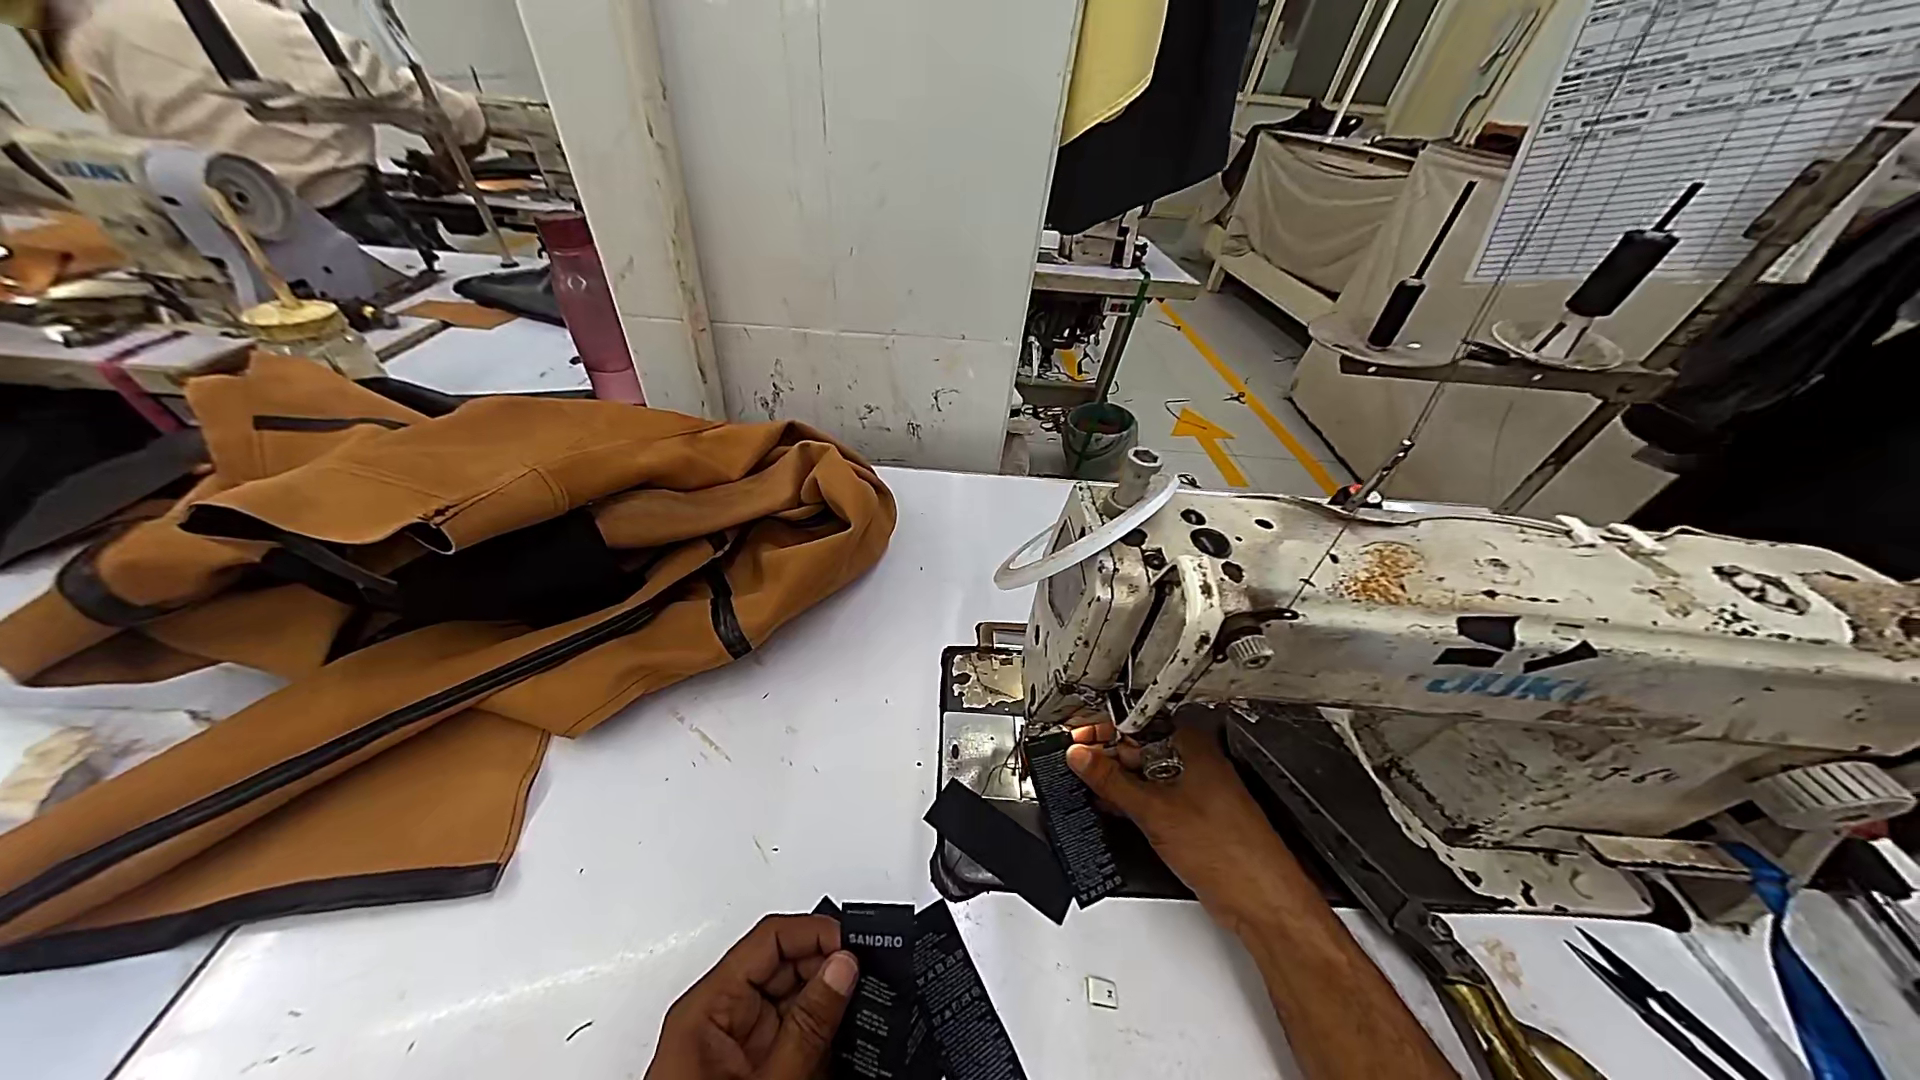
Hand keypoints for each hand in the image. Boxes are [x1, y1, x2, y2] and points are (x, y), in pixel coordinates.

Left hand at [645, 915, 858, 1079]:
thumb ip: (807, 1025)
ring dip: (831, 1004)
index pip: (769, 940)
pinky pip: (799, 1035)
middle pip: (785, 965)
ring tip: (865, 1010)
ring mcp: (742, 1049)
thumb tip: (842, 965)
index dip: (814, 933)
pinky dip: (826, 1037)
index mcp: (709, 1010)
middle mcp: (724, 1020)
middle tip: (868, 977)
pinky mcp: (759, 1074)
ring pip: (797, 1000)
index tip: (854, 946)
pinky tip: (851, 1042)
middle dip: (829, 968)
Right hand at [1066, 723, 1302, 937]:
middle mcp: (1195, 763)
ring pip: (1145, 775)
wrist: (1263, 902)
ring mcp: (1195, 790)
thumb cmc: (1231, 852)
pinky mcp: (1192, 816)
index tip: (1077, 740)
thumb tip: (1082, 758)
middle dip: (1105, 755)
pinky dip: (1130, 800)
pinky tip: (1111, 806)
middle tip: (1075, 764)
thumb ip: (1111, 781)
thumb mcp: (1153, 811)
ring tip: (1086, 785)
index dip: (1102, 731)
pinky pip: (1153, 798)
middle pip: (1138, 748)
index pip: (1136, 726)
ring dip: (1115, 781)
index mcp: (1192, 745)